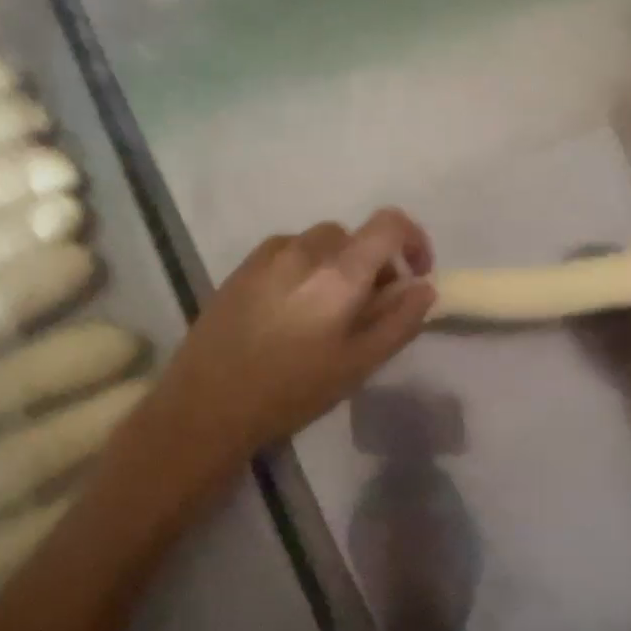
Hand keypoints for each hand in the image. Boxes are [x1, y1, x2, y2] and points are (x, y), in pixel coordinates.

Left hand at [148, 209, 437, 458]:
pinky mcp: (241, 268)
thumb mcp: (359, 365)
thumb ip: (399, 321)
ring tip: (327, 313)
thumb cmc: (292, 391)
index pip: (389, 224)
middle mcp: (305, 251)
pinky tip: (291, 311)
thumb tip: (424, 287)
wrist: (206, 406)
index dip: (413, 240)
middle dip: (373, 264)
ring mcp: (268, 256)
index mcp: (339, 273)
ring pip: (320, 243)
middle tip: (370, 310)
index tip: (415, 275)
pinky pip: (287, 252)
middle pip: (354, 236)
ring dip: (337, 265)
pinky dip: (304, 268)